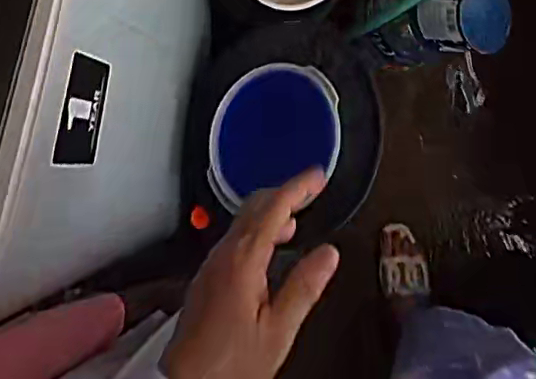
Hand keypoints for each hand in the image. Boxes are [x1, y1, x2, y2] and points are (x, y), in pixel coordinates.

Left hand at [162, 170, 340, 378]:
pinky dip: (257, 228)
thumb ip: (304, 288)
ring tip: (295, 218)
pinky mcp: (207, 278)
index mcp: (243, 259)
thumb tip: (329, 253)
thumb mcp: (277, 332)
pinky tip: (269, 246)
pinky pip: (235, 237)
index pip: (275, 205)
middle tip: (311, 191)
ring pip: (244, 219)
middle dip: (285, 192)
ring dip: (271, 210)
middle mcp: (224, 253)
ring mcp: (212, 264)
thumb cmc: (229, 367)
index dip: (299, 186)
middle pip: (256, 204)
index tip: (318, 175)